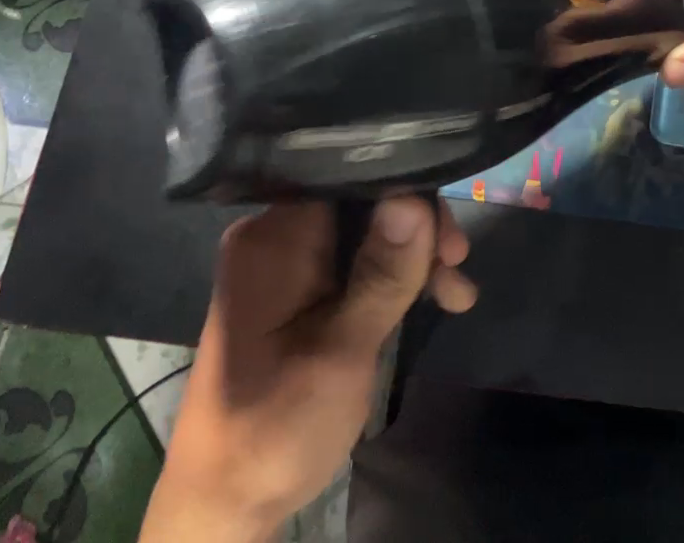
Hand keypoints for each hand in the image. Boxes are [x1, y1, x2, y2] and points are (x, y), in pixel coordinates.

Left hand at [139, 197, 474, 542]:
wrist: (224, 502)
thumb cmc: (276, 427)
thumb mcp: (341, 352)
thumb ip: (382, 274)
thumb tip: (414, 195)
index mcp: (273, 238)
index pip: (350, 180)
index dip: (408, 195)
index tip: (451, 240)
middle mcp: (274, 236)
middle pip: (363, 203)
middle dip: (419, 231)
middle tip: (458, 268)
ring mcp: (285, 262)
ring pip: (366, 232)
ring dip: (415, 259)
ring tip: (456, 295)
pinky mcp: (297, 289)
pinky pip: (354, 261)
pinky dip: (394, 278)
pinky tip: (434, 300)